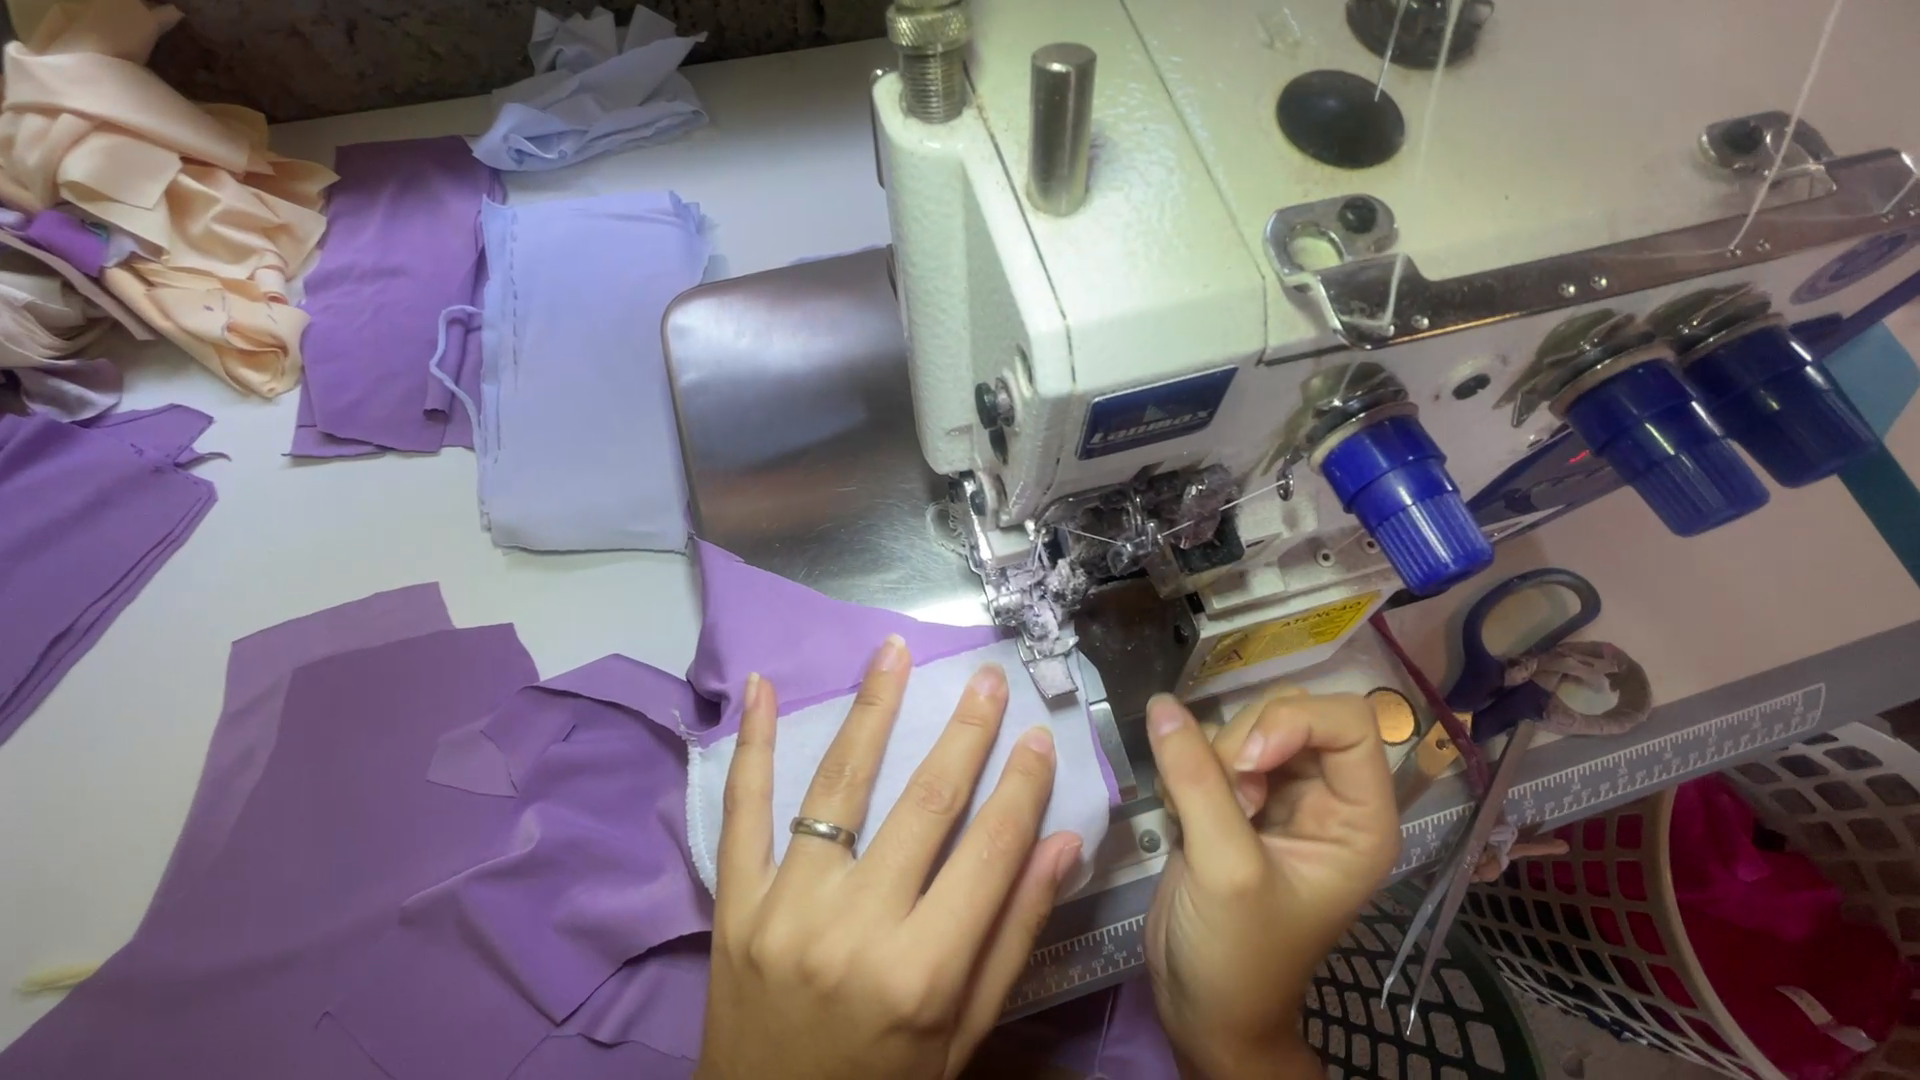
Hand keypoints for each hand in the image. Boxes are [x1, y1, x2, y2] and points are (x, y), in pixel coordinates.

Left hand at [697, 638, 1084, 1079]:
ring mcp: (784, 909)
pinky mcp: (734, 904)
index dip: (1020, 786)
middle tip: (986, 678)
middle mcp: (854, 928)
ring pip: (837, 786)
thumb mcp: (964, 1035)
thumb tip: (1060, 844)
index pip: (989, 851)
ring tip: (893, 652)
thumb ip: (1013, 936)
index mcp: (922, 971)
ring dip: (870, 710)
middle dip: (963, 733)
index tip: (1038, 734)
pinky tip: (763, 688)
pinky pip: (740, 812)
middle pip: (922, 804)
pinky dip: (751, 745)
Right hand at [1144, 690, 1399, 1078]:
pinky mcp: (1234, 801)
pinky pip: (1211, 750)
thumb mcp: (1225, 868)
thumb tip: (1160, 704)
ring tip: (1196, 818)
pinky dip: (1187, 768)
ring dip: (1208, 758)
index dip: (1294, 722)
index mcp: (1358, 817)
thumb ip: (1195, 780)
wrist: (1203, 1006)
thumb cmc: (1237, 953)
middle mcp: (1325, 798)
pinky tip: (1181, 819)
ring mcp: (1278, 797)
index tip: (1242, 763)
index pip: (1348, 722)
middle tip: (1222, 800)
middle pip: (1289, 714)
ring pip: (1245, 727)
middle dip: (1241, 744)